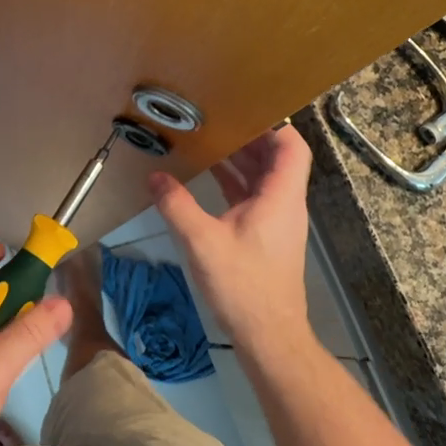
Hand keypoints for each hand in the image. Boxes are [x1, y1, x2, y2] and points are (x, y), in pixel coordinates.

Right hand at [149, 124, 313, 350]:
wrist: (268, 335)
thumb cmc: (243, 285)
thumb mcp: (201, 241)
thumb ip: (176, 205)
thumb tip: (155, 177)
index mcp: (280, 197)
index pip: (291, 146)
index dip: (272, 124)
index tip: (240, 109)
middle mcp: (284, 204)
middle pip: (276, 158)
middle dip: (248, 136)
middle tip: (215, 119)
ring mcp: (277, 221)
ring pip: (264, 177)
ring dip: (240, 158)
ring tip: (208, 139)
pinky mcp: (266, 236)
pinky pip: (254, 196)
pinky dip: (235, 181)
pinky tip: (208, 175)